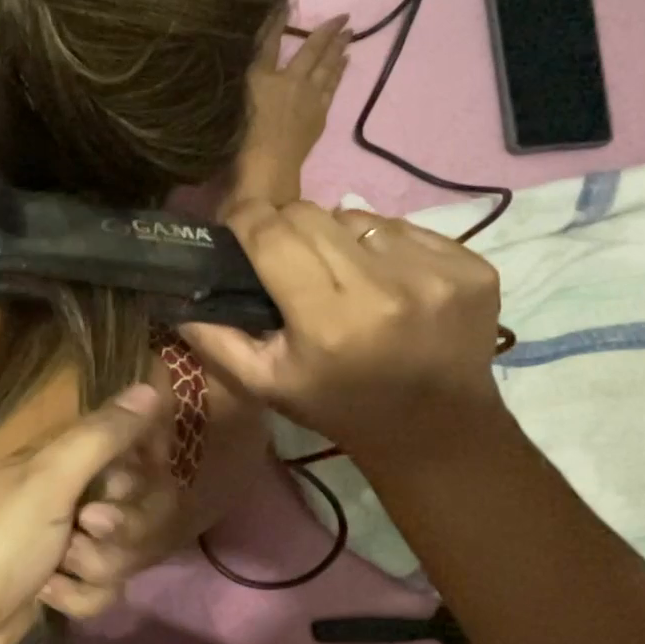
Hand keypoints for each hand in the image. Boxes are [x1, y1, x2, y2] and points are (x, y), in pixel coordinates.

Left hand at [0, 384, 179, 643]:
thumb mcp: (46, 481)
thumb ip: (100, 436)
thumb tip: (151, 384)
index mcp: (59, 460)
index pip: (134, 451)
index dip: (141, 474)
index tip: (122, 486)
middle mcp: (67, 495)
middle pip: (141, 508)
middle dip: (124, 530)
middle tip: (86, 530)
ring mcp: (67, 542)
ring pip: (127, 552)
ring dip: (98, 567)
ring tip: (56, 570)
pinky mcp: (64, 584)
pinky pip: (105, 589)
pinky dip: (80, 597)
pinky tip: (48, 597)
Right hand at [179, 200, 505, 461]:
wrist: (435, 426)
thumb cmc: (334, 405)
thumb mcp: (261, 384)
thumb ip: (214, 339)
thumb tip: (174, 297)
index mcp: (328, 321)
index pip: (276, 238)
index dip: (248, 220)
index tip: (233, 220)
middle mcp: (386, 288)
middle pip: (313, 217)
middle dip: (284, 224)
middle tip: (274, 248)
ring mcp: (435, 272)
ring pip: (356, 217)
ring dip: (332, 235)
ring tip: (330, 270)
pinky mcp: (470, 265)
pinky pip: (402, 229)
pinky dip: (377, 244)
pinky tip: (377, 277)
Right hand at [232, 15, 350, 205]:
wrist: (266, 172)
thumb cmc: (235, 147)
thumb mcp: (226, 114)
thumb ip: (236, 93)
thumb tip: (240, 77)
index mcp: (259, 80)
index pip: (267, 45)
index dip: (275, 24)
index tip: (283, 3)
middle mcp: (287, 81)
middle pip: (309, 51)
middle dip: (323, 32)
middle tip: (340, 15)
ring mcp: (308, 96)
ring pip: (327, 65)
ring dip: (338, 47)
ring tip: (348, 32)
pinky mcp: (319, 113)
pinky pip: (333, 85)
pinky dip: (340, 70)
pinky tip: (345, 61)